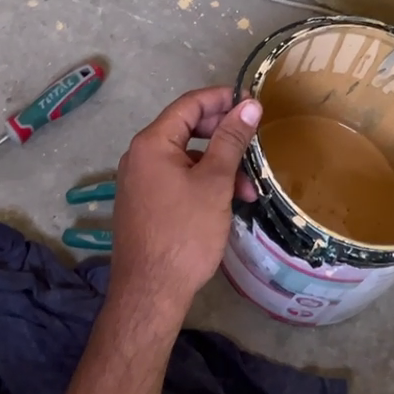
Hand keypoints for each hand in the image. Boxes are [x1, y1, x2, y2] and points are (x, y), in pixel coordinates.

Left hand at [108, 86, 261, 314]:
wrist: (150, 294)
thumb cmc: (185, 233)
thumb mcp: (215, 182)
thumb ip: (231, 140)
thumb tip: (249, 105)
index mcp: (152, 143)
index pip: (189, 104)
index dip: (222, 99)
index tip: (252, 102)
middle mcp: (140, 155)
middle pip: (186, 128)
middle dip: (223, 134)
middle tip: (253, 142)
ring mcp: (140, 180)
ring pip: (185, 157)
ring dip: (218, 164)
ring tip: (248, 188)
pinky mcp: (145, 203)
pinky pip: (177, 177)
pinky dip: (203, 181)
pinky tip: (226, 202)